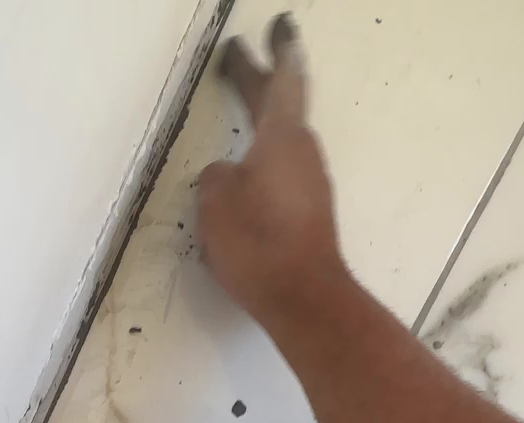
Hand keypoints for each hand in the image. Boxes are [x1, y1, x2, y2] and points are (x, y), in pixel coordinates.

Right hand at [197, 13, 350, 328]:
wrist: (301, 296)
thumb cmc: (257, 242)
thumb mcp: (215, 203)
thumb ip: (216, 178)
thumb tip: (226, 176)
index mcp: (282, 137)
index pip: (282, 80)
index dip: (276, 51)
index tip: (278, 26)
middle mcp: (301, 155)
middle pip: (278, 109)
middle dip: (257, 84)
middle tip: (239, 63)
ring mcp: (308, 186)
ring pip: (278, 146)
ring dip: (259, 131)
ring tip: (236, 126)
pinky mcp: (306, 217)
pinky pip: (278, 179)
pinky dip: (261, 169)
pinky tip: (243, 185)